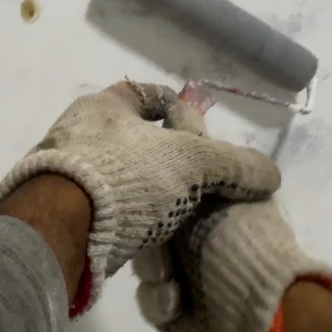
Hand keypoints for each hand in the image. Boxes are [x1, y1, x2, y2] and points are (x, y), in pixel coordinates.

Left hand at [0, 81, 279, 315]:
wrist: (62, 226)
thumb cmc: (125, 174)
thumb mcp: (192, 161)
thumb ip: (233, 163)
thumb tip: (270, 173)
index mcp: (103, 105)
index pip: (146, 94)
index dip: (177, 107)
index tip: (204, 130)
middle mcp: (80, 131)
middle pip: (135, 139)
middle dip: (169, 158)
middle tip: (204, 181)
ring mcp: (67, 171)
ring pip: (122, 176)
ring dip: (151, 192)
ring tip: (185, 213)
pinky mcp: (63, 210)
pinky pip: (108, 208)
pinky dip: (132, 217)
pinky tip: (154, 236)